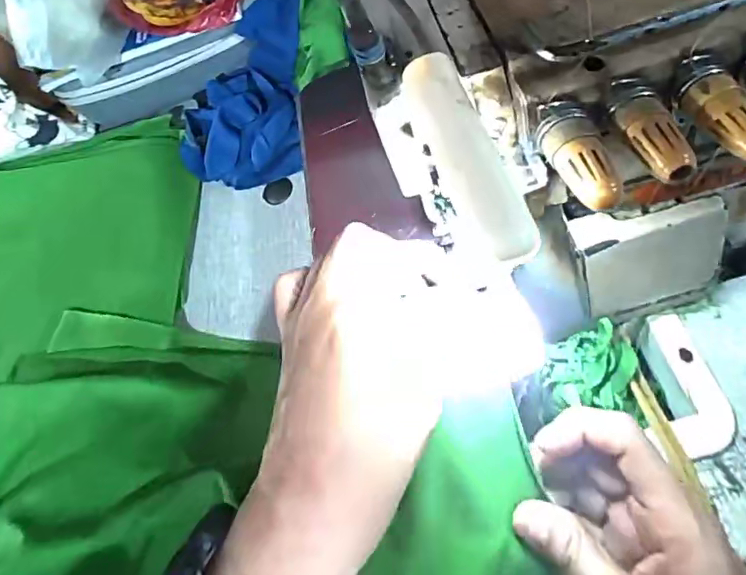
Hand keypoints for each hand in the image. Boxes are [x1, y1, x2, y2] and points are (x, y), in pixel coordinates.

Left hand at [216, 223, 458, 574]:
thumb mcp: (424, 384)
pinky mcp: (287, 339)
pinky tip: (347, 309)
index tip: (453, 287)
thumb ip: (441, 329)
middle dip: (399, 258)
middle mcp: (319, 299)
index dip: (434, 266)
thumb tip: (459, 303)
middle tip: (426, 289)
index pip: (401, 258)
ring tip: (393, 295)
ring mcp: (298, 316)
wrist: (311, 501)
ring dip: (366, 264)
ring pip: (331, 259)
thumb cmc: (373, 447)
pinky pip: (300, 285)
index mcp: (353, 304)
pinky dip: (326, 281)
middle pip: (361, 244)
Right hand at [514, 407, 745, 574]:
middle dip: (561, 458)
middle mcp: (659, 499)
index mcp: (671, 505)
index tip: (540, 450)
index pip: (623, 435)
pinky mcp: (639, 542)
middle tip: (523, 479)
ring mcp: (649, 521)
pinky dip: (570, 511)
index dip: (578, 429)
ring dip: (561, 485)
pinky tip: (546, 521)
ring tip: (528, 501)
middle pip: (605, 453)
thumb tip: (522, 513)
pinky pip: (599, 510)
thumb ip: (577, 553)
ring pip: (596, 479)